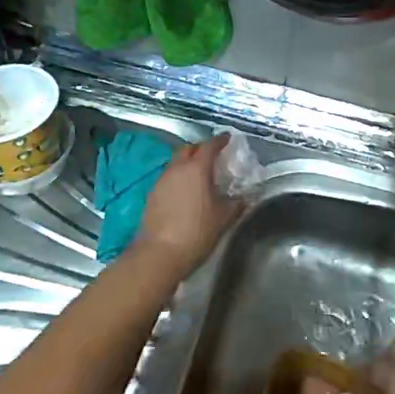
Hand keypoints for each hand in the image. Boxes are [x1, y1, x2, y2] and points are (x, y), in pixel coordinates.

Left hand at [130, 135, 241, 276]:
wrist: (159, 254)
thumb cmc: (197, 231)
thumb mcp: (224, 217)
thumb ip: (236, 202)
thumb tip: (243, 197)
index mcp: (197, 169)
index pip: (210, 145)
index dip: (220, 140)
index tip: (228, 139)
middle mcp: (177, 169)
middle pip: (188, 149)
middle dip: (201, 148)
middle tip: (214, 155)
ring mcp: (161, 181)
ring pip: (176, 163)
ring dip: (188, 163)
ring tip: (200, 174)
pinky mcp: (151, 196)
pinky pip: (168, 178)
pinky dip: (179, 178)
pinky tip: (186, 191)